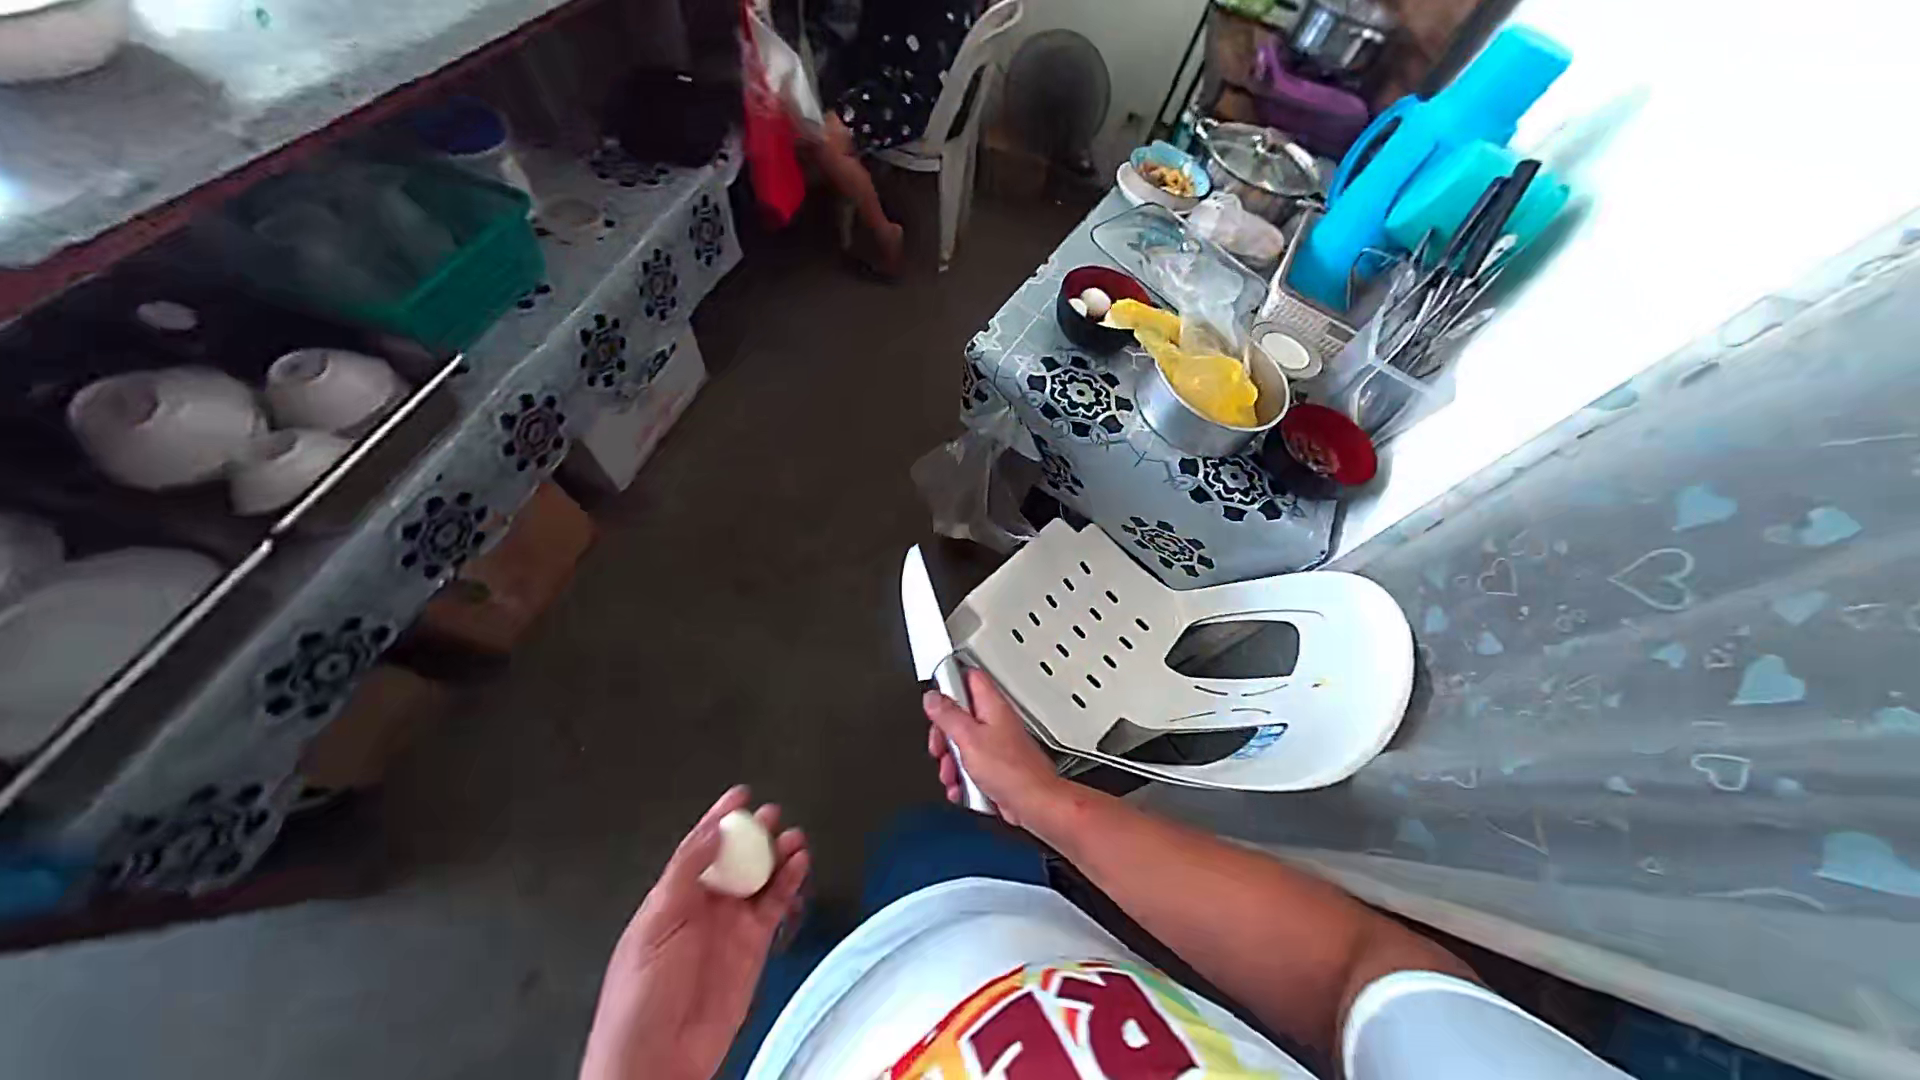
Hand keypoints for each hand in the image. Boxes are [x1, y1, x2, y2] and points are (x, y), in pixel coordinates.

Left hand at [579, 786, 808, 1079]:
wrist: (657, 1064)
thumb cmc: (638, 1001)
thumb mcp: (655, 925)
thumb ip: (686, 872)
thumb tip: (713, 830)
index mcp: (673, 896)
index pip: (701, 846)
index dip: (720, 818)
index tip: (738, 795)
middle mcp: (704, 905)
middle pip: (737, 856)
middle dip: (754, 833)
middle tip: (771, 814)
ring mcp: (731, 924)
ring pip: (761, 876)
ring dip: (778, 854)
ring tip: (792, 837)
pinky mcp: (754, 944)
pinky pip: (775, 903)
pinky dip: (790, 882)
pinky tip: (798, 865)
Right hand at [924, 668, 1066, 827]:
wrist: (1034, 805)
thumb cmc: (1012, 771)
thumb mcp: (968, 738)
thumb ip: (947, 715)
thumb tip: (932, 697)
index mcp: (992, 705)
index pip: (968, 677)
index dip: (948, 684)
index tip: (935, 703)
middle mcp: (995, 721)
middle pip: (959, 714)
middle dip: (943, 734)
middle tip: (942, 747)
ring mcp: (996, 744)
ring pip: (961, 743)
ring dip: (951, 761)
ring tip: (954, 772)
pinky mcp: (995, 766)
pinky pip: (970, 765)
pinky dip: (962, 777)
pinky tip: (963, 787)